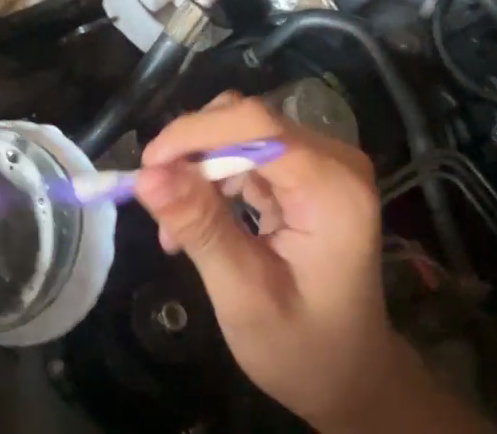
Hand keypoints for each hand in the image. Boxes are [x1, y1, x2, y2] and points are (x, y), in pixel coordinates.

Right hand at [134, 93, 489, 433]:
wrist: (350, 377)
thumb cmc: (304, 349)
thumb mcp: (244, 296)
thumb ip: (201, 228)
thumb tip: (146, 175)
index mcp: (333, 189)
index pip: (254, 125)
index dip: (193, 134)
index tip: (146, 170)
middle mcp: (333, 160)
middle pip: (245, 120)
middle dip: (191, 155)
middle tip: (158, 208)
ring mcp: (321, 162)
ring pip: (238, 130)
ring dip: (197, 169)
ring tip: (176, 230)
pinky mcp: (306, 170)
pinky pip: (246, 149)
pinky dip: (213, 178)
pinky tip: (197, 221)